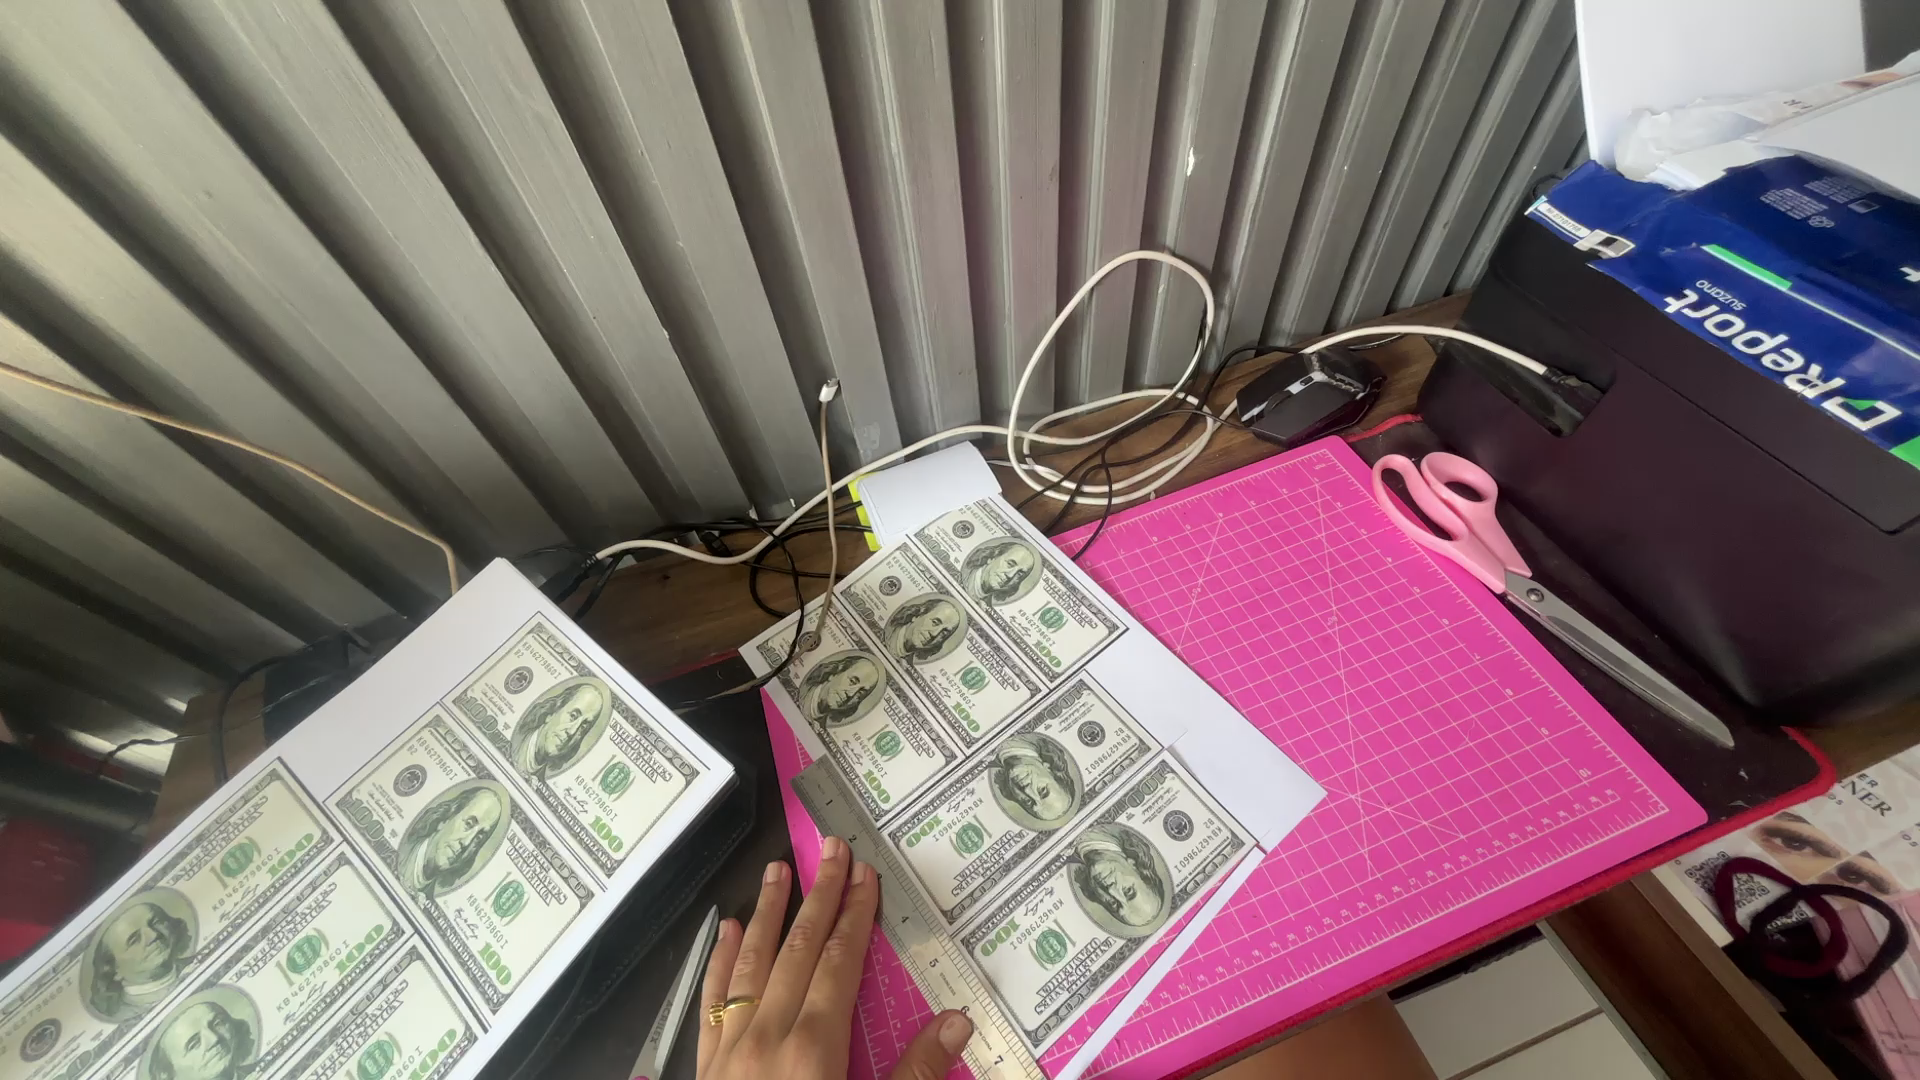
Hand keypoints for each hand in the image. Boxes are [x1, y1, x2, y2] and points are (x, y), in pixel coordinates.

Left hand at [695, 838, 972, 1079]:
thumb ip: (914, 1073)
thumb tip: (959, 1019)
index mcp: (813, 1045)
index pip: (840, 959)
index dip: (856, 913)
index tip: (866, 872)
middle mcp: (767, 1034)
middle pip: (798, 948)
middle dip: (820, 895)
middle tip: (832, 848)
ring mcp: (730, 1050)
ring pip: (751, 963)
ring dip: (767, 912)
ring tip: (776, 869)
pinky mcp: (705, 1070)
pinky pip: (711, 1002)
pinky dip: (719, 962)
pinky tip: (724, 931)